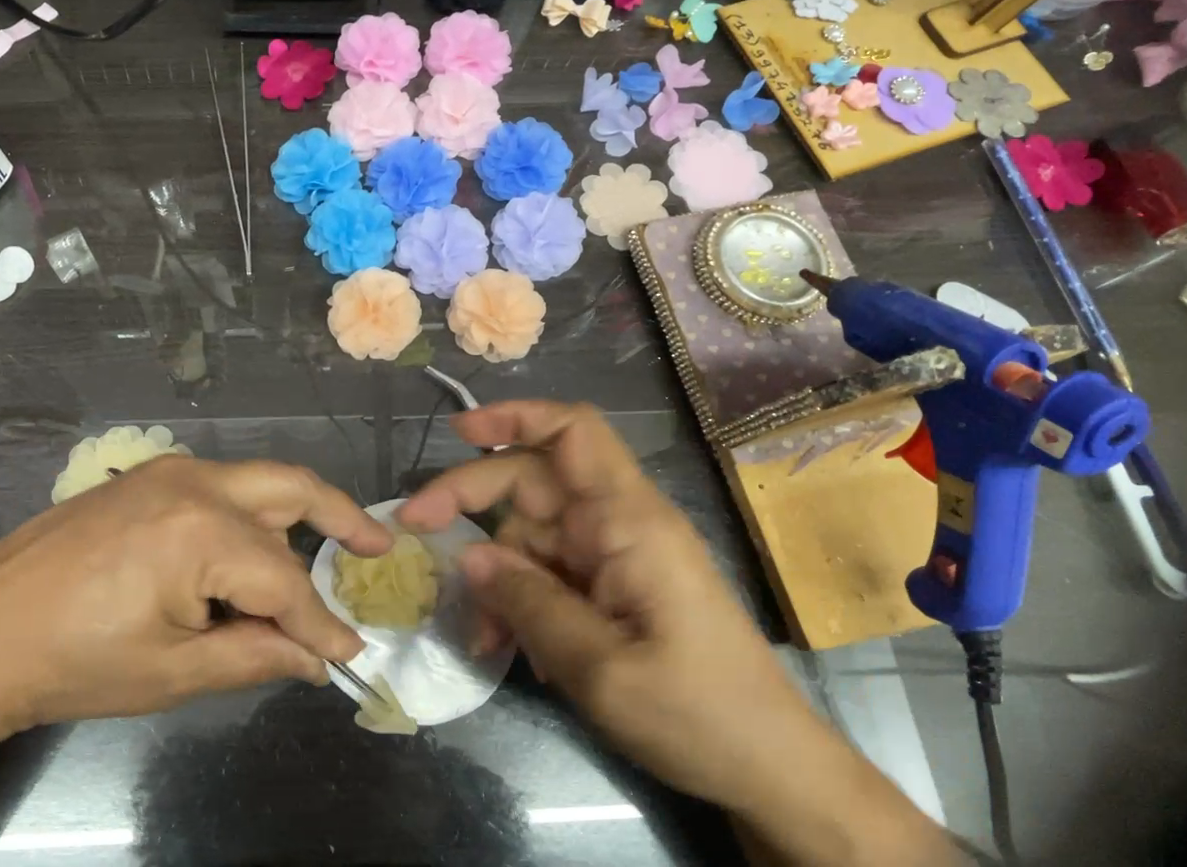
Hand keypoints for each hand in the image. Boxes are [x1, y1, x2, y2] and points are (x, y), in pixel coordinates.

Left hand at [0, 456, 393, 736]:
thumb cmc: (77, 660)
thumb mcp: (175, 672)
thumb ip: (256, 657)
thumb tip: (315, 658)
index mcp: (203, 531)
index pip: (287, 582)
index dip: (321, 623)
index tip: (351, 653)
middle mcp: (193, 484)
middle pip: (288, 490)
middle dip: (340, 517)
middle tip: (379, 545)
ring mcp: (163, 474)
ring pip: (254, 483)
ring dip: (295, 514)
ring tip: (332, 547)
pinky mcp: (142, 480)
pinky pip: (217, 488)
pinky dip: (250, 514)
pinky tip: (255, 549)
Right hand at [397, 403, 952, 865]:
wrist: (770, 769)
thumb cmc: (698, 713)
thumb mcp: (600, 668)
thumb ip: (528, 603)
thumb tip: (467, 556)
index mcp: (629, 522)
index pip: (574, 432)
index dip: (515, 416)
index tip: (458, 432)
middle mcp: (619, 525)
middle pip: (531, 482)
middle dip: (470, 502)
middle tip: (416, 534)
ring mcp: (615, 557)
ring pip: (529, 535)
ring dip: (494, 575)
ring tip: (481, 637)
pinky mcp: (612, 590)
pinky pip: (546, 575)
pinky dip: (517, 602)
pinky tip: (505, 646)